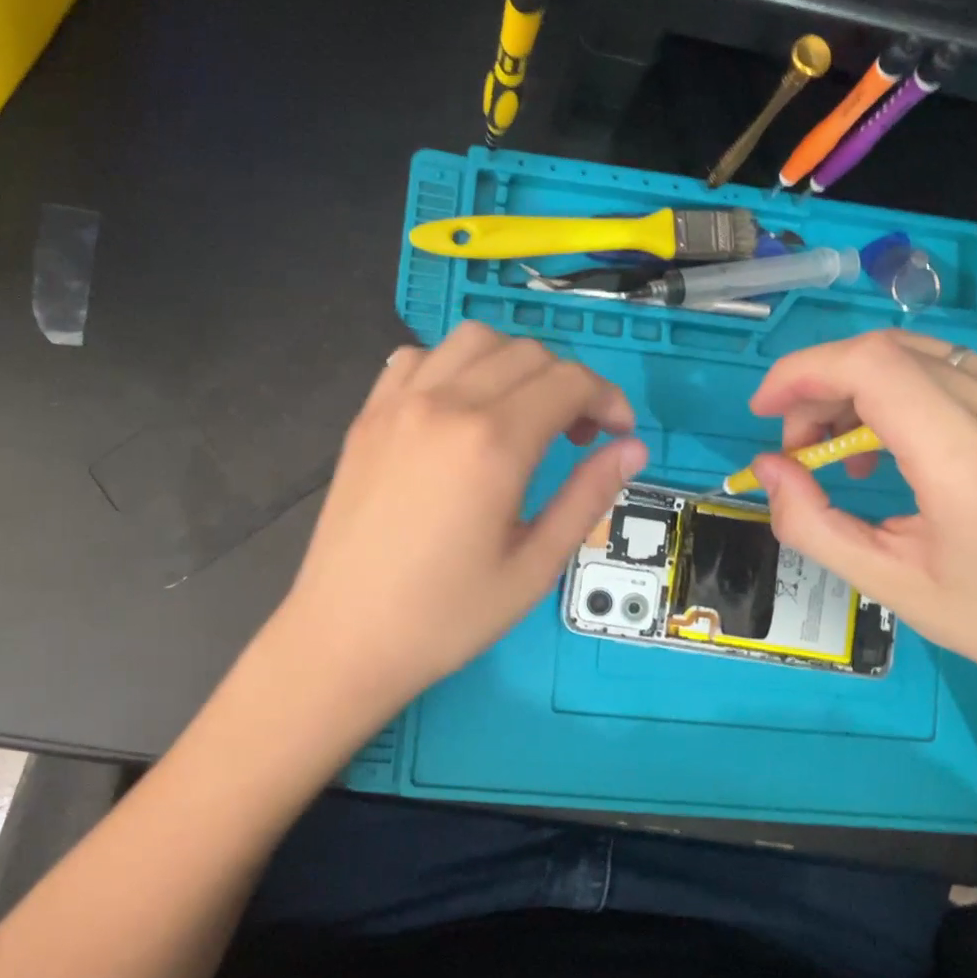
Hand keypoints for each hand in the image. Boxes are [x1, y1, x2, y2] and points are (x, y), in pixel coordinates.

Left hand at [274, 322, 646, 712]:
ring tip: (522, 414)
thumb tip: (631, 450)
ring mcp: (399, 404)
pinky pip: (417, 357)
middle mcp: (446, 404)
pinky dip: (453, 366)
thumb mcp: (533, 567)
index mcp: (493, 443)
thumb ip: (587, 498)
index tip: (619, 432)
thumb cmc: (445, 616)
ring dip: (513, 363)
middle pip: (527, 353)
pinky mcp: (368, 416)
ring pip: (473, 341)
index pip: (568, 382)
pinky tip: (460, 410)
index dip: (608, 398)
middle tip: (577, 434)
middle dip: (568, 383)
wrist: (345, 636)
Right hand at [748, 330, 976, 727]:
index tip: (765, 408)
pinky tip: (905, 445)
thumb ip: (810, 523)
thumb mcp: (888, 585)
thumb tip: (766, 466)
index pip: (874, 367)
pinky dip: (907, 393)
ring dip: (862, 389)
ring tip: (849, 452)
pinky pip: (958, 368)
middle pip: (889, 353)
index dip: (803, 372)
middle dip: (823, 387)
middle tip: (801, 446)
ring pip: (920, 355)